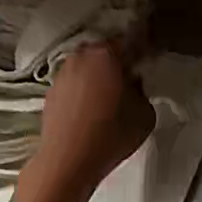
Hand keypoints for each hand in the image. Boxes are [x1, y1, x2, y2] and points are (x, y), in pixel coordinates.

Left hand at [37, 40, 154, 190]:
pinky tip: (90, 109)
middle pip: (105, 51)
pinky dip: (83, 90)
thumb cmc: (111, 135)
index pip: (132, 40)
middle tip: (130, 77)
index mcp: (107, 55)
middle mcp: (81, 57)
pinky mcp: (51, 93)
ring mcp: (62, 74)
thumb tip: (132, 84)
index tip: (150, 55)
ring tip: (109, 96)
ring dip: (98, 75)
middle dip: (118, 60)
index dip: (144, 47)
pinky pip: (74, 84)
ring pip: (86, 67)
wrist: (67, 161)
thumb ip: (143, 91)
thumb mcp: (146, 114)